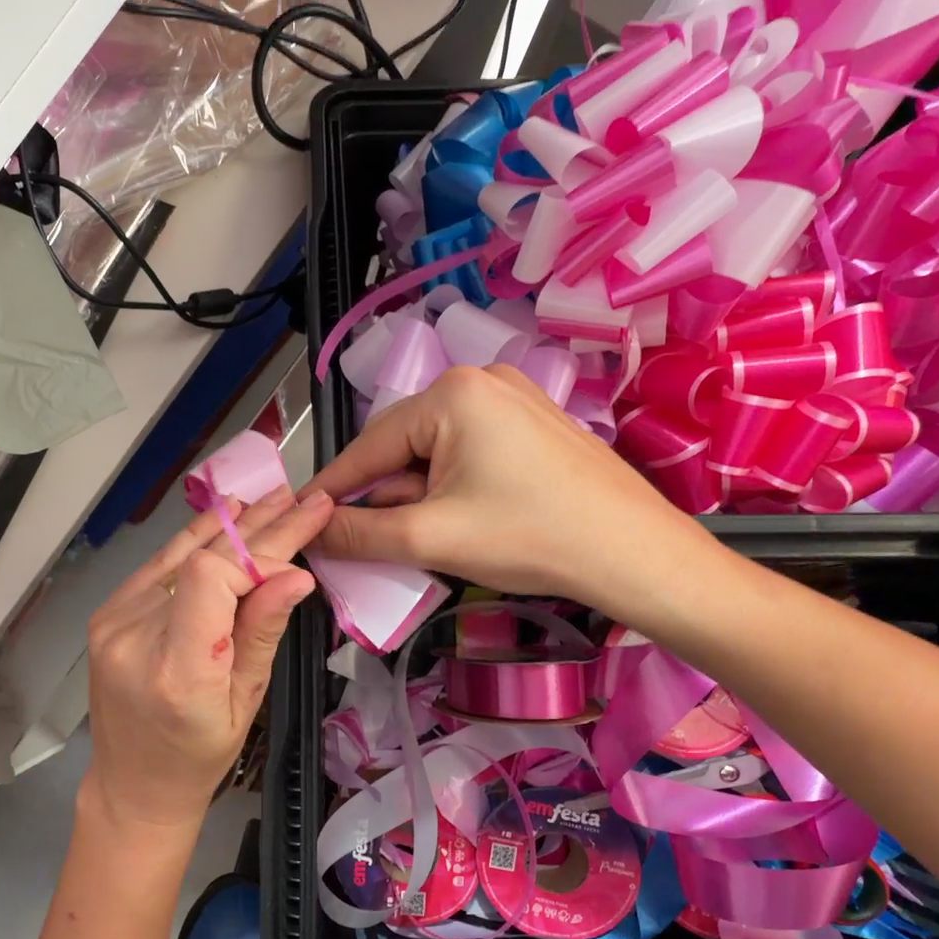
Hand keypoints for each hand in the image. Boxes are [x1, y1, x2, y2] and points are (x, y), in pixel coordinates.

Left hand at [84, 485, 332, 829]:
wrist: (133, 782)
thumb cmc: (198, 757)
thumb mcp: (245, 702)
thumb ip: (261, 632)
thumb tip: (294, 575)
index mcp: (177, 670)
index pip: (212, 578)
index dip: (262, 550)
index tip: (304, 535)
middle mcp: (135, 638)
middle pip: (201, 560)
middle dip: (260, 528)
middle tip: (304, 502)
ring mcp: (114, 622)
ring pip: (180, 555)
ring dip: (230, 525)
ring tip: (274, 500)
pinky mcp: (108, 615)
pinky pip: (159, 568)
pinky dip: (195, 541)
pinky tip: (225, 515)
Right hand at [302, 364, 711, 610]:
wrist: (636, 556)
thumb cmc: (532, 537)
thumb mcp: (429, 538)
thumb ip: (357, 532)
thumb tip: (309, 531)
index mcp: (451, 395)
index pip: (367, 446)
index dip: (332, 489)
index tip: (301, 518)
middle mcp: (480, 382)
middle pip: (400, 446)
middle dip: (387, 496)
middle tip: (382, 544)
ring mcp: (513, 399)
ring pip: (433, 452)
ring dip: (419, 495)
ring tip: (437, 537)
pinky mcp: (533, 424)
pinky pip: (467, 451)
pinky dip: (451, 486)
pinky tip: (467, 520)